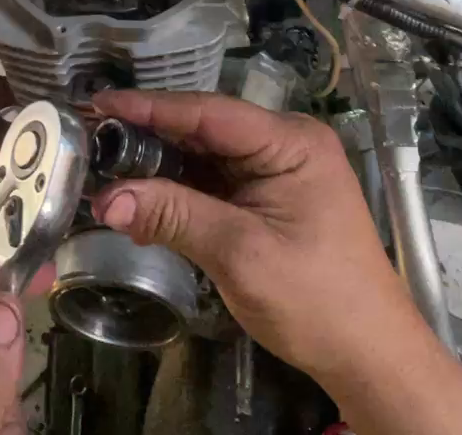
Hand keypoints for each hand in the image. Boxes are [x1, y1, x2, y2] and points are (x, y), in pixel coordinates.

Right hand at [86, 90, 410, 381]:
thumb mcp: (241, 254)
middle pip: (203, 129)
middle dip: (147, 135)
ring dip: (157, 164)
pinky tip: (139, 195)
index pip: (208, 113)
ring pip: (203, 155)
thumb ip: (174, 215)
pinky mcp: (265, 197)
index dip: (149, 107)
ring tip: (104, 164)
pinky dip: (176, 189)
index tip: (99, 103)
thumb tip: (105, 199)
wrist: (370, 357)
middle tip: (92, 137)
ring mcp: (275, 170)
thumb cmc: (317, 300)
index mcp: (291, 141)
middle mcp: (283, 143)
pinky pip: (212, 181)